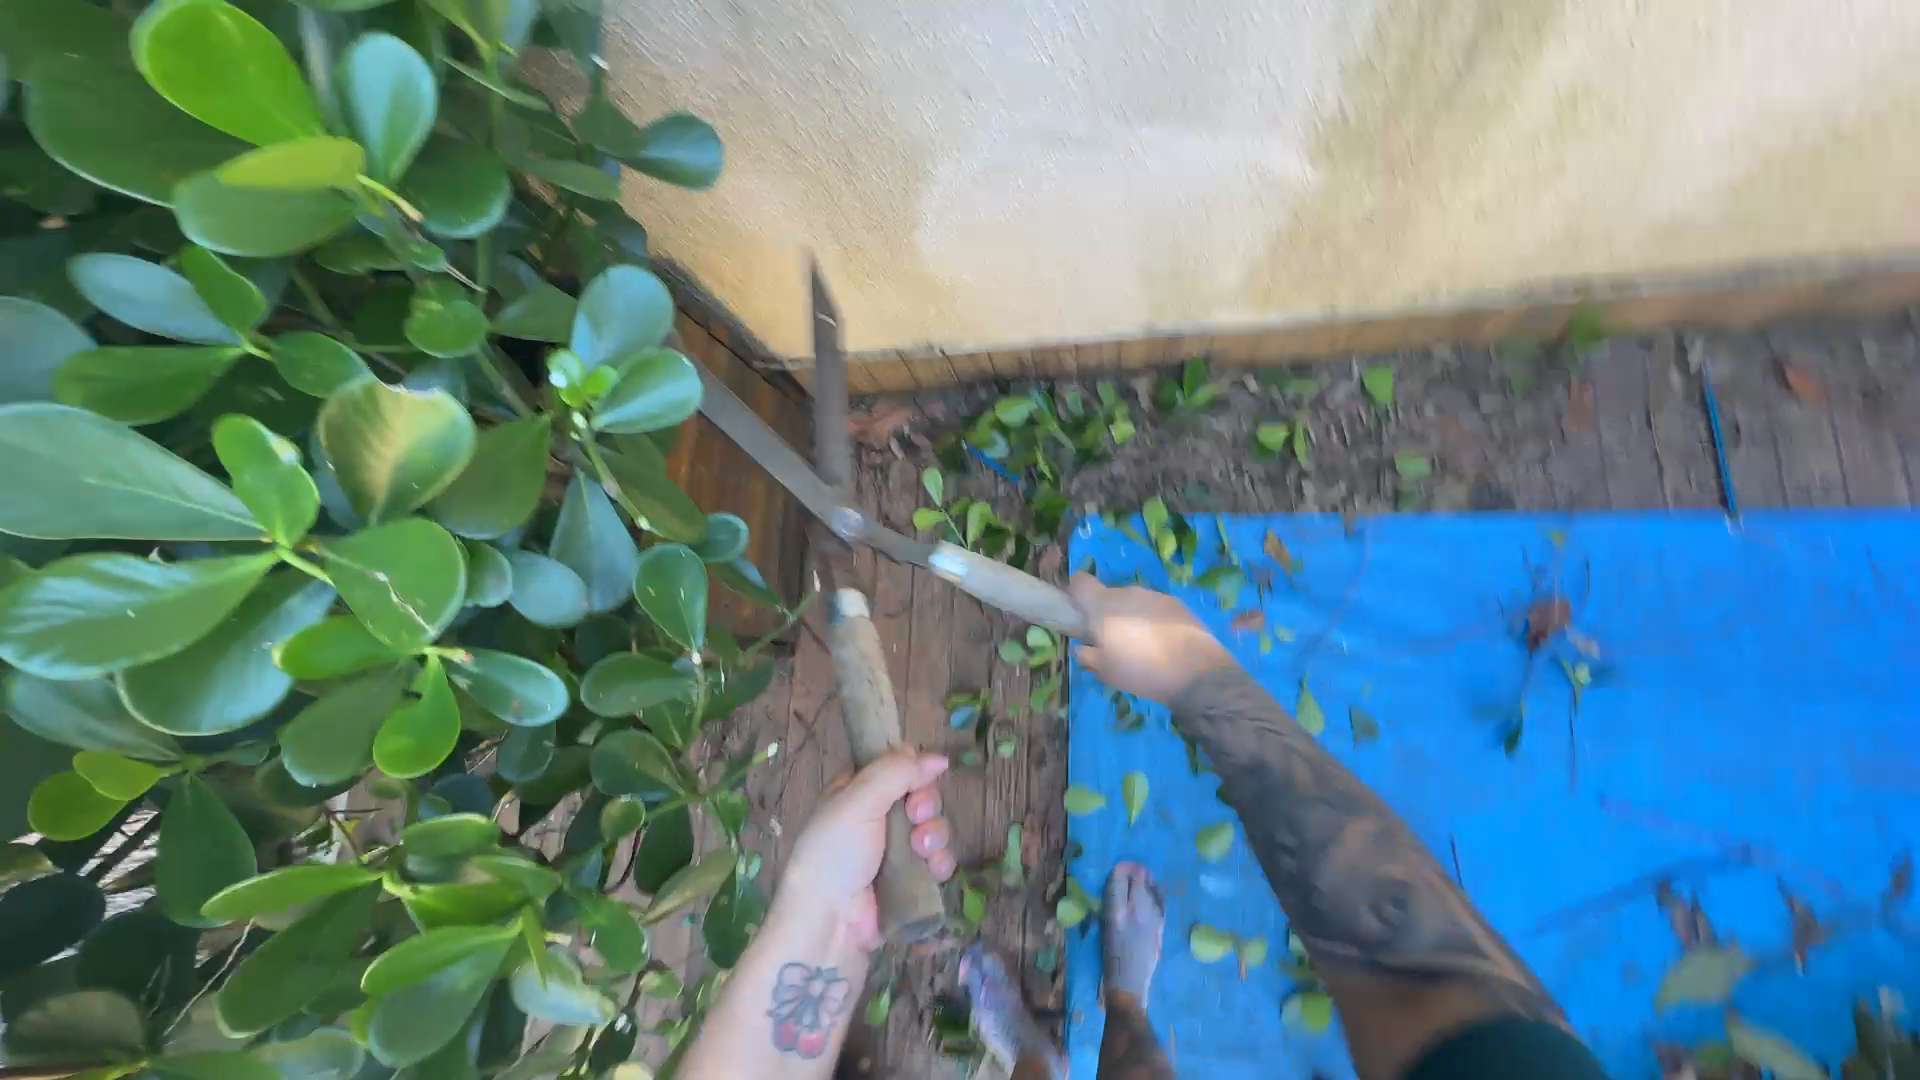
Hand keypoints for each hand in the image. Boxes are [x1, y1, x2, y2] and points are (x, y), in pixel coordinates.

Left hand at [777, 750, 953, 948]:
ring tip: (922, 851)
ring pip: (932, 826)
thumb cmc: (835, 853)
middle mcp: (876, 817)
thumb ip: (897, 771)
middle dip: (926, 805)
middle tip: (916, 818)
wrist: (830, 924)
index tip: (918, 778)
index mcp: (856, 791)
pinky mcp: (909, 879)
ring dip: (935, 834)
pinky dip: (940, 862)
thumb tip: (939, 758)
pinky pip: (937, 860)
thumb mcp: (858, 800)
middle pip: (920, 794)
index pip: (896, 766)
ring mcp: (893, 850)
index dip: (913, 770)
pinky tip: (934, 870)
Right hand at [1068, 573, 1237, 703]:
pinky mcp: (1176, 603)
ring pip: (1132, 601)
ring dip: (1130, 616)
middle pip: (1108, 594)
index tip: (1079, 613)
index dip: (1075, 593)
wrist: (1195, 673)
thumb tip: (1084, 647)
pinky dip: (1151, 619)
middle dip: (1105, 613)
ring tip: (1141, 645)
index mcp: (1103, 605)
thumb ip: (1088, 655)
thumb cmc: (1140, 671)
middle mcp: (1127, 593)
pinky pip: (1153, 607)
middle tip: (1112, 640)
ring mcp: (1154, 595)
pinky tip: (1162, 642)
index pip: (1079, 581)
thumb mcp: (1105, 671)